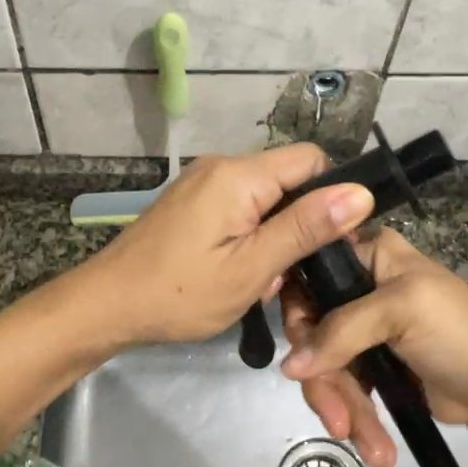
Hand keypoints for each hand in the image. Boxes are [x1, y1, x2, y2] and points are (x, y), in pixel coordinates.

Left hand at [78, 144, 373, 347]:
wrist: (106, 306)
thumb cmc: (179, 293)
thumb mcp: (251, 268)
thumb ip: (304, 229)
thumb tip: (361, 194)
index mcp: (238, 175)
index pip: (311, 160)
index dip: (331, 198)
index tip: (330, 243)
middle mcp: (220, 166)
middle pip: (288, 180)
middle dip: (297, 226)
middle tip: (283, 274)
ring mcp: (201, 182)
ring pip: (264, 199)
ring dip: (271, 238)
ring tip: (254, 281)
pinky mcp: (190, 202)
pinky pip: (238, 209)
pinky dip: (246, 238)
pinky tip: (232, 273)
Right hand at [279, 227, 467, 466]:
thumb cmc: (460, 335)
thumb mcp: (401, 312)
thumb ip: (342, 330)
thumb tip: (289, 366)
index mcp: (371, 253)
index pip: (310, 269)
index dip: (296, 307)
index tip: (294, 347)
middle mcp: (360, 286)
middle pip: (311, 328)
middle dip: (326, 381)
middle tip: (337, 419)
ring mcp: (364, 329)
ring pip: (324, 365)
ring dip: (344, 408)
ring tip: (372, 449)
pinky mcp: (371, 366)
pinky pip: (342, 388)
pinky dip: (356, 417)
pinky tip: (375, 447)